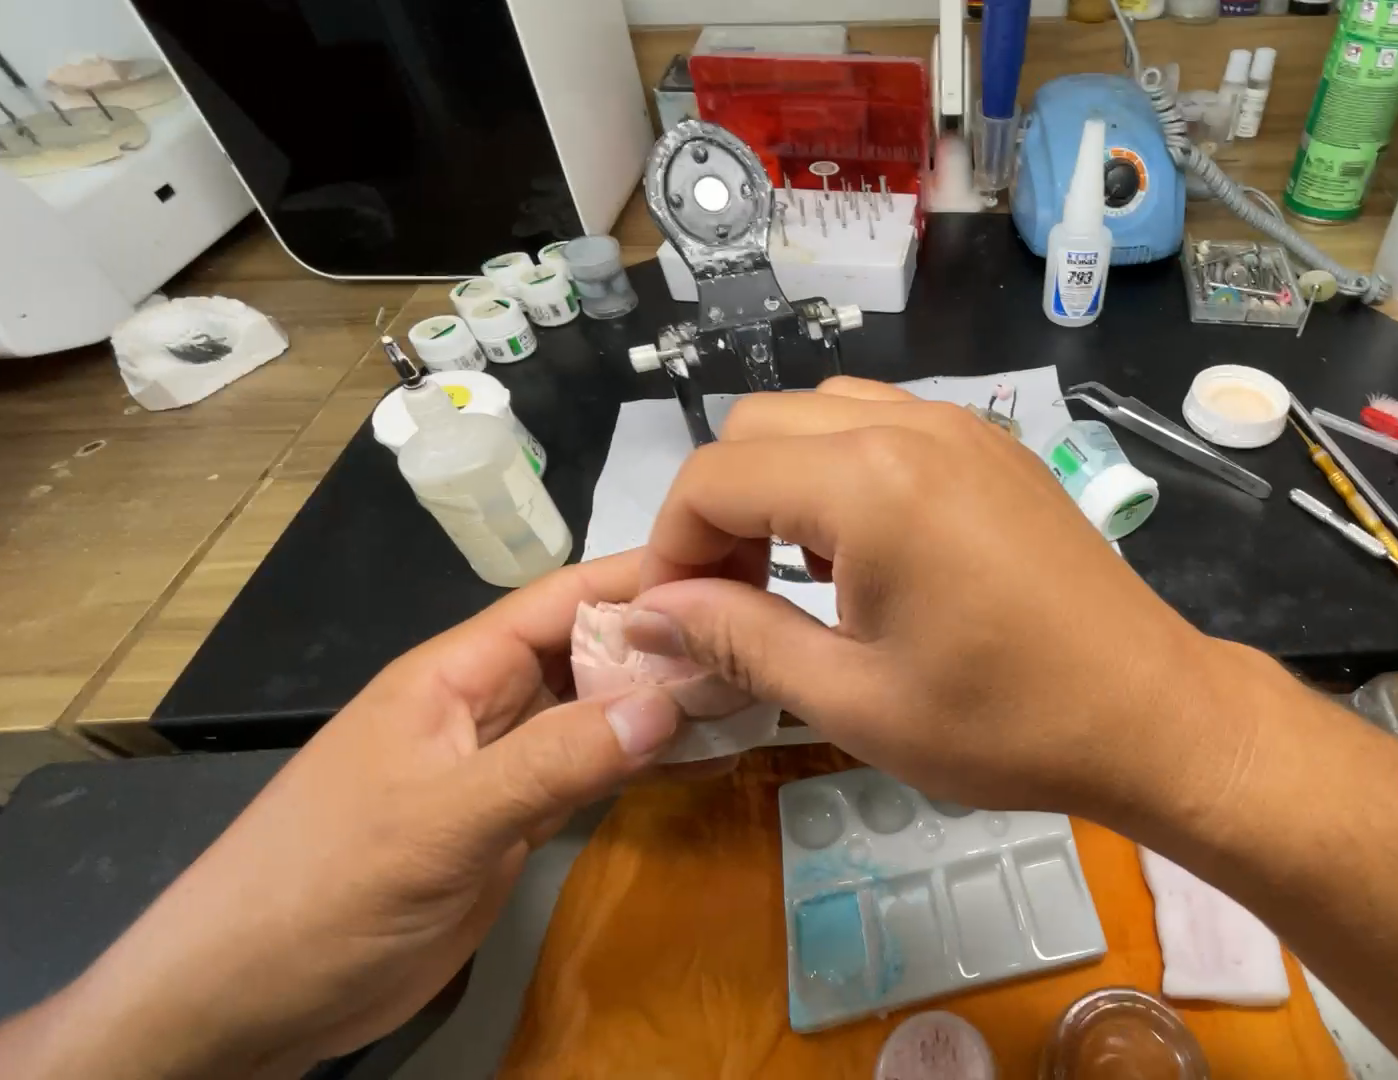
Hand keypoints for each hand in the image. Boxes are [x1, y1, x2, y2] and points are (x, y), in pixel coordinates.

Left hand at [4, 552, 698, 1078]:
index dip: (641, 578)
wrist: (241, 1013)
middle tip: (761, 638)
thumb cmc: (320, 892)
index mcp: (459, 672)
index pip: (564, 600)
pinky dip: (649, 757)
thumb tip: (666, 703)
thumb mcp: (437, 821)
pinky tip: (705, 751)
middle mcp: (492, 702)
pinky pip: (599, 766)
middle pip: (595, 651)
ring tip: (751, 689)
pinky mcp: (521, 813)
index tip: (728, 573)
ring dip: (668, 700)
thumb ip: (551, 760)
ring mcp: (510, 760)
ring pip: (604, 709)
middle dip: (671, 639)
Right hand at [630, 377, 1261, 819]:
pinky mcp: (995, 446)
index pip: (714, 476)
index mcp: (870, 482)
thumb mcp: (854, 699)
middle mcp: (912, 425)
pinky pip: (886, 425)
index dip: (670, 543)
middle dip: (721, 505)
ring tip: (804, 571)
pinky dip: (845, 470)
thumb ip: (738, 638)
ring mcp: (963, 425)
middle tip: (733, 593)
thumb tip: (650, 610)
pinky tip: (872, 547)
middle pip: (760, 427)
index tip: (673, 611)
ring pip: (822, 415)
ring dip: (784, 481)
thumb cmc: (1004, 723)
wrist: (1150, 713)